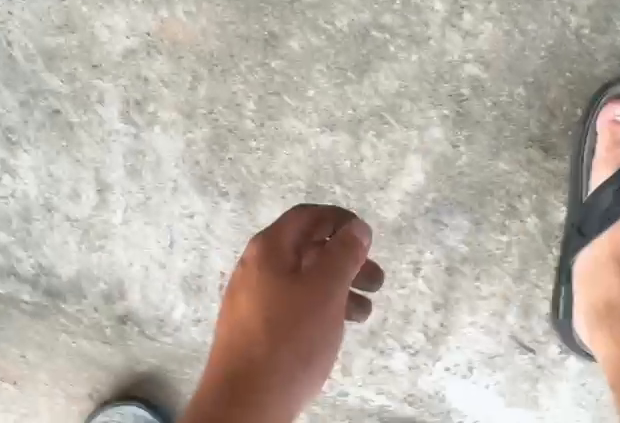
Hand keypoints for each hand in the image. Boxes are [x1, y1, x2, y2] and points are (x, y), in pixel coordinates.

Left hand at [183, 205, 384, 422]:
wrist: (242, 405)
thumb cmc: (288, 338)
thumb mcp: (325, 290)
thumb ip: (344, 253)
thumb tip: (356, 227)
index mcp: (269, 248)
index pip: (308, 216)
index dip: (339, 220)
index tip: (367, 238)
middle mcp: (257, 267)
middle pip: (308, 249)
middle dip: (345, 260)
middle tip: (377, 280)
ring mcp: (253, 300)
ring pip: (303, 281)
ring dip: (337, 288)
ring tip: (365, 311)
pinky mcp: (255, 330)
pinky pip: (292, 306)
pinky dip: (318, 309)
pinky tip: (336, 329)